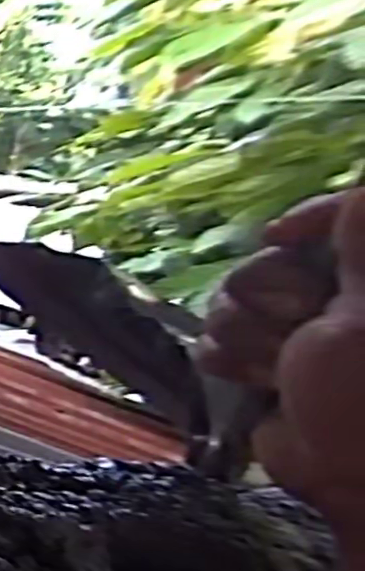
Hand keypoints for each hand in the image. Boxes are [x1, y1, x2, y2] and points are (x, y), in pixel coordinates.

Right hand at [197, 189, 364, 528]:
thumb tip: (354, 191)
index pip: (349, 217)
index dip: (314, 219)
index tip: (283, 236)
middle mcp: (357, 301)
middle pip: (277, 261)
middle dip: (261, 293)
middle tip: (295, 325)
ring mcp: (318, 334)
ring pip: (236, 300)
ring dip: (237, 331)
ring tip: (273, 365)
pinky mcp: (277, 362)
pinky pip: (218, 337)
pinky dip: (224, 357)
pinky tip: (253, 379)